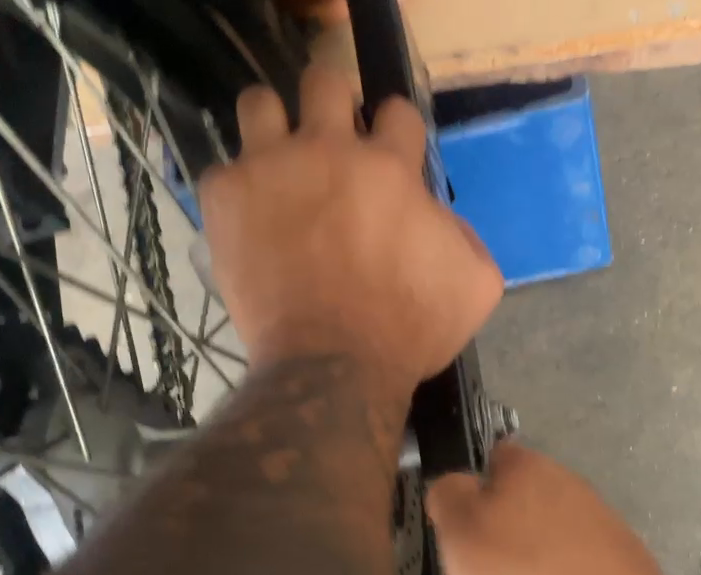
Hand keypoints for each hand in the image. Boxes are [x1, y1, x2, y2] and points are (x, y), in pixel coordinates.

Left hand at [199, 66, 502, 394]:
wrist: (335, 367)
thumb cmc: (411, 332)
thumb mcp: (476, 287)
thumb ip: (466, 236)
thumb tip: (439, 217)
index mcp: (391, 168)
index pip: (396, 111)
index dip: (397, 131)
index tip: (393, 154)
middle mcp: (327, 149)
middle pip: (324, 81)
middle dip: (333, 105)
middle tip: (335, 145)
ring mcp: (270, 168)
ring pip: (261, 105)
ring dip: (276, 128)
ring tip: (282, 165)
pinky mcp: (226, 197)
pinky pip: (224, 171)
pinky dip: (240, 192)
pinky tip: (254, 221)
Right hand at [427, 443, 684, 574]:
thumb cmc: (521, 569)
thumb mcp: (459, 527)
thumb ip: (448, 498)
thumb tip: (458, 488)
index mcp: (529, 469)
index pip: (495, 461)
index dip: (471, 492)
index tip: (460, 529)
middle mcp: (570, 492)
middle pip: (518, 524)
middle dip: (498, 565)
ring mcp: (600, 533)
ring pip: (543, 568)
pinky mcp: (620, 572)